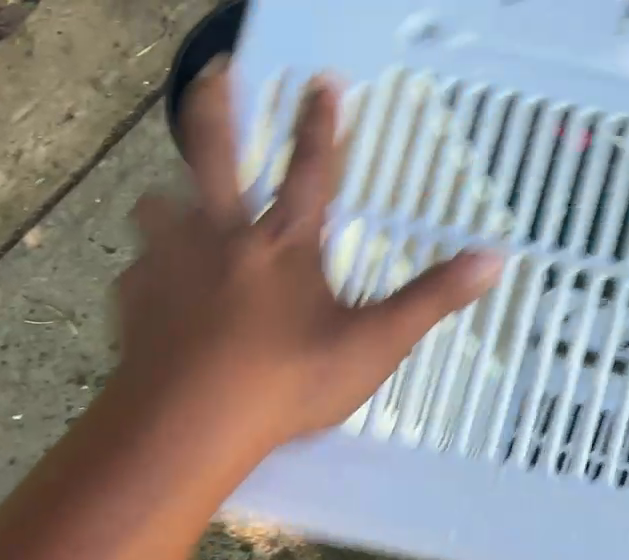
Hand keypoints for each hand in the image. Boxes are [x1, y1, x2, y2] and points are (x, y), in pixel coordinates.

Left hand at [112, 61, 502, 455]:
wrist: (191, 419)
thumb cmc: (292, 379)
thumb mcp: (377, 343)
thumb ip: (432, 299)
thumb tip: (494, 259)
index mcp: (285, 245)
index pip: (311, 171)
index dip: (322, 125)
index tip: (324, 81)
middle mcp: (221, 235)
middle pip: (212, 152)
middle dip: (217, 106)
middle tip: (217, 71)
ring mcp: (169, 261)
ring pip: (160, 205)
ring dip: (172, 197)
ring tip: (178, 206)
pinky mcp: (134, 295)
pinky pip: (140, 268)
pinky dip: (154, 270)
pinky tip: (163, 294)